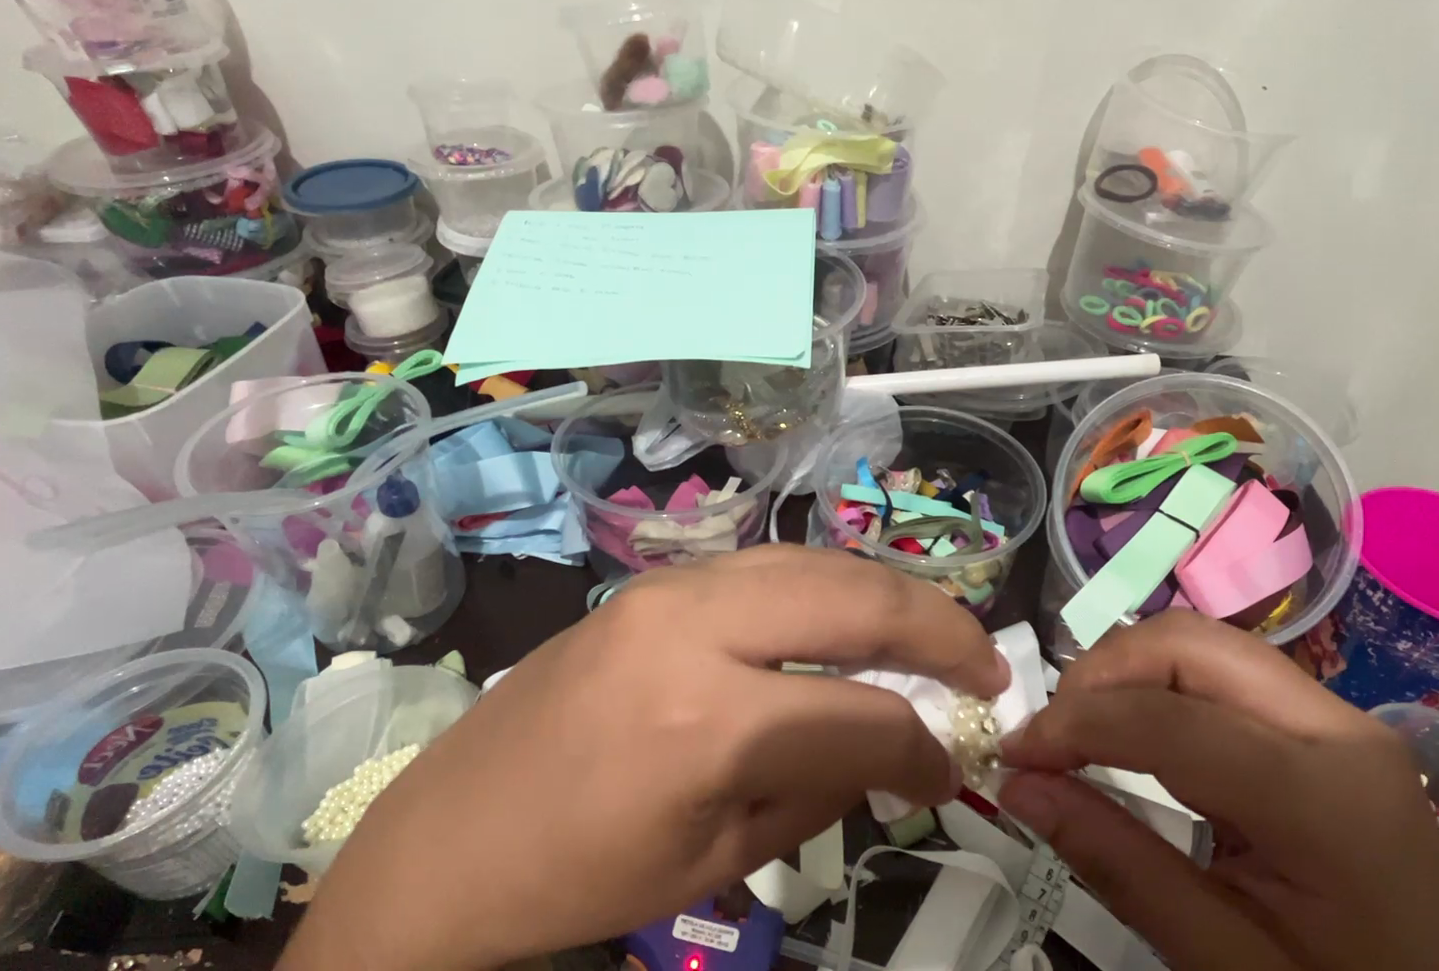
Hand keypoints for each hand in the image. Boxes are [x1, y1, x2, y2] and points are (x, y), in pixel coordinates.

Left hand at [280, 546, 1008, 970]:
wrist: (451, 839)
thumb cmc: (584, 876)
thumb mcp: (721, 857)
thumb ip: (826, 786)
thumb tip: (908, 748)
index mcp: (706, 721)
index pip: (861, 713)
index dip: (925, 744)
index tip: (955, 764)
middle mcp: (692, 626)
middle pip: (854, 598)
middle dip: (940, 630)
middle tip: (987, 667)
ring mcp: (667, 588)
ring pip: (815, 562)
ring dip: (888, 595)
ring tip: (934, 636)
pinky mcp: (651, 582)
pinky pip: (766, 567)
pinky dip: (828, 587)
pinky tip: (851, 618)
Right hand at [999, 611, 1438, 970]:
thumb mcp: (1223, 960)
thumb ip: (1118, 863)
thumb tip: (1020, 787)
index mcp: (1326, 801)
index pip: (1172, 722)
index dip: (1076, 724)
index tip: (1013, 753)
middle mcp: (1338, 729)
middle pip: (1190, 644)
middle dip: (1100, 673)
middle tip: (1051, 734)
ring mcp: (1336, 716)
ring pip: (1202, 642)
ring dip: (1125, 672)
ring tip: (1079, 731)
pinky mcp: (1322, 719)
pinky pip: (1220, 671)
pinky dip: (1156, 684)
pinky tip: (1129, 729)